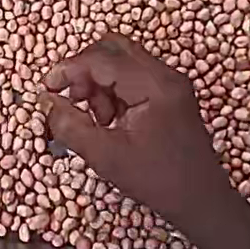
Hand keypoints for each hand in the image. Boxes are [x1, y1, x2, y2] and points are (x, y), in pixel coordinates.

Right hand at [41, 35, 242, 233]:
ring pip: (121, 60)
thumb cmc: (157, 181)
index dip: (69, 70)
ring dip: (98, 81)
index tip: (48, 89)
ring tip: (95, 118)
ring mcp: (170, 82)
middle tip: (72, 99)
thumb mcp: (105, 156)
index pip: (101, 59)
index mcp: (154, 85)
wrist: (203, 201)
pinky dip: (112, 90)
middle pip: (112, 48)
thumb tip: (46, 101)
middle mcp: (165, 75)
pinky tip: (109, 119)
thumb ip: (70, 125)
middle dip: (84, 70)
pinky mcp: (169, 93)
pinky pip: (132, 76)